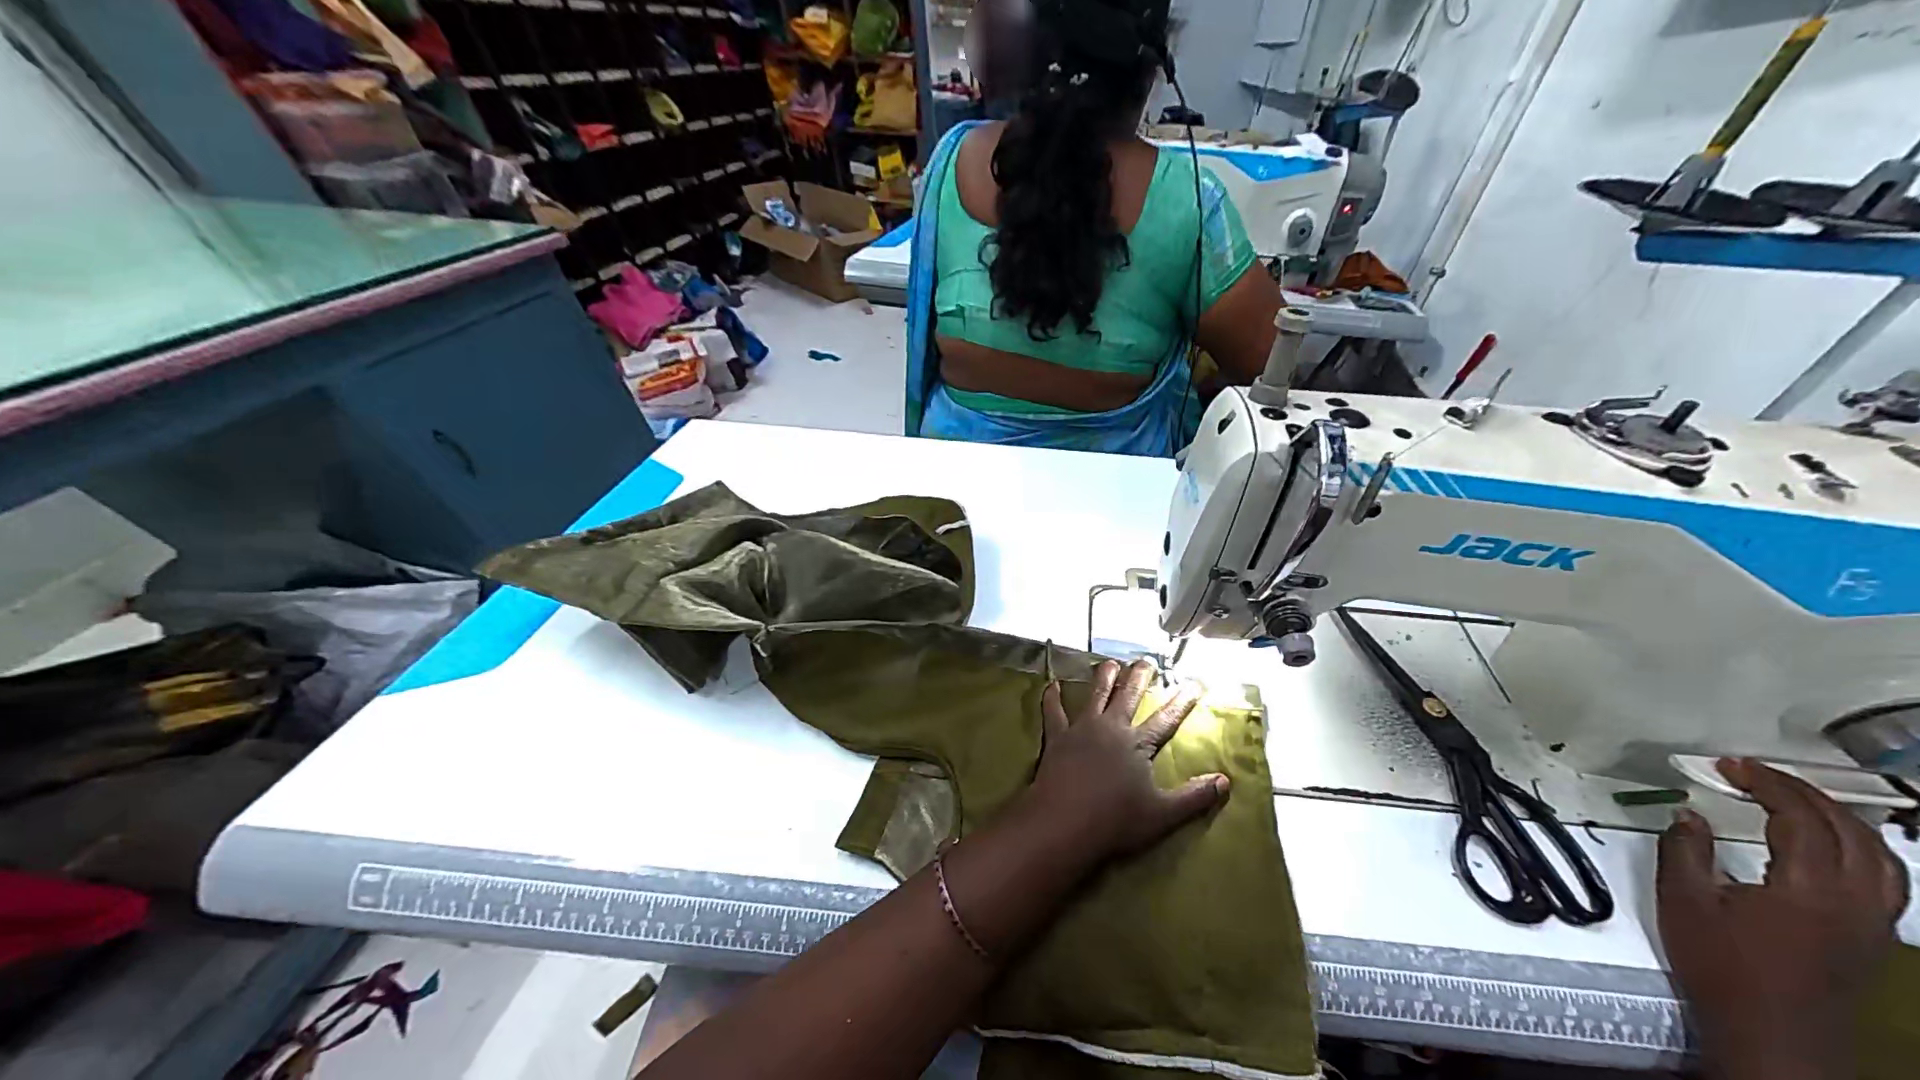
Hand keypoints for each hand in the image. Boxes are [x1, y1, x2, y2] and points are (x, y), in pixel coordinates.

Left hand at [1025, 659, 1229, 861]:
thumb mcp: (1163, 814)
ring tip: (1110, 663)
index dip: (1182, 700)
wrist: (1063, 823)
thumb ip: (1194, 796)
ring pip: (1095, 695)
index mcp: (1138, 743)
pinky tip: (1053, 684)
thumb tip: (1225, 781)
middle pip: (1128, 696)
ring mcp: (1081, 729)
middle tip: (1147, 661)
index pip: (1166, 718)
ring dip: (1104, 678)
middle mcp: (1111, 728)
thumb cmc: (1115, 821)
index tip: (1194, 682)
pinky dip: (1052, 697)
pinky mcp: (1057, 737)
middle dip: (1140, 677)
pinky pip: (1054, 711)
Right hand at [1657, 758, 1908, 1079]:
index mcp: (1806, 888)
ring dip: (1838, 816)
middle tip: (1754, 773)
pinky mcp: (1878, 935)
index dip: (1766, 784)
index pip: (1799, 819)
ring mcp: (1875, 920)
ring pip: (1879, 853)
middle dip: (1800, 792)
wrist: (1772, 1032)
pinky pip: (1887, 878)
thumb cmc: (1720, 965)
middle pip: (1847, 830)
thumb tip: (1687, 813)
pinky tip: (1835, 843)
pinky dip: (1863, 847)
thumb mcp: (1682, 902)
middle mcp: (1854, 900)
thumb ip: (1684, 851)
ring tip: (1796, 797)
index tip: (1728, 766)